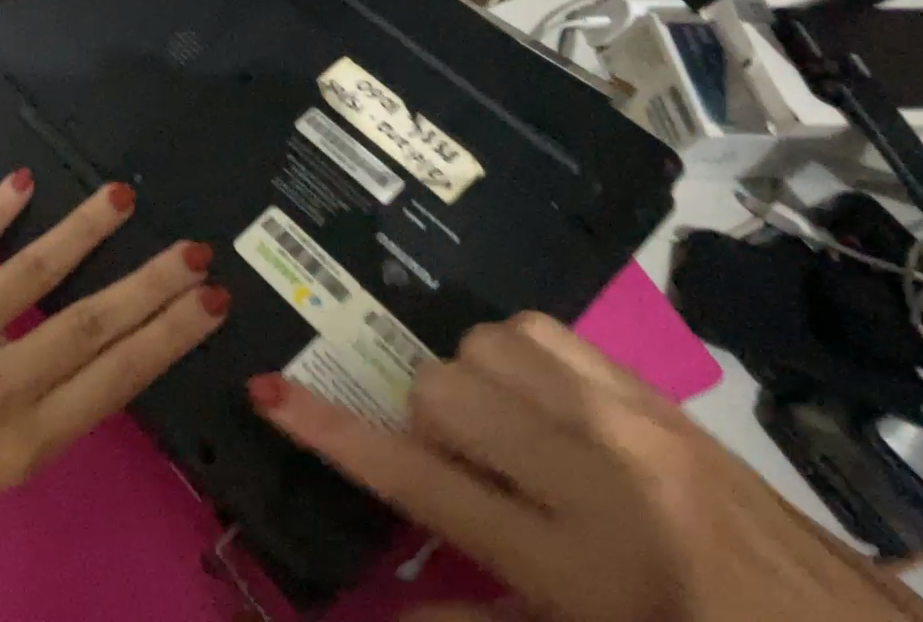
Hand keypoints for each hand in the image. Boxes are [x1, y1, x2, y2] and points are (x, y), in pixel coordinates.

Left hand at [0, 170, 229, 532]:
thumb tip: (97, 350)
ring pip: (36, 271)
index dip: (170, 338)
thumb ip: (43, 411)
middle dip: (152, 286)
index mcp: (21, 443)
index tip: (210, 304)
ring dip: (85, 231)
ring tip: (121, 199)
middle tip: (196, 252)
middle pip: (90, 325)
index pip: (115, 380)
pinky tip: (24, 185)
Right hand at [249, 312, 922, 621]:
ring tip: (504, 430)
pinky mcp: (656, 393)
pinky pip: (539, 329)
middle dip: (427, 420)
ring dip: (469, 384)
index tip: (267, 391)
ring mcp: (628, 421)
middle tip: (463, 465)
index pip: (415, 481)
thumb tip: (386, 610)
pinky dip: (514, 355)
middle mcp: (591, 475)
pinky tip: (538, 397)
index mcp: (571, 564)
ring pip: (483, 348)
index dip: (328, 432)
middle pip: (441, 392)